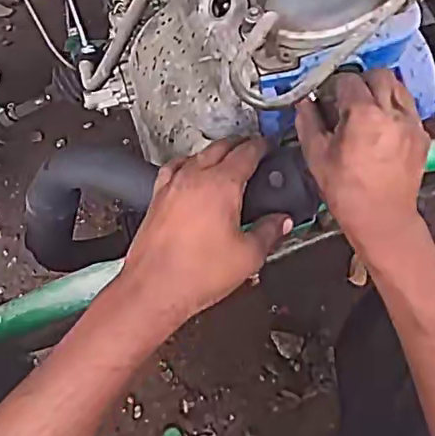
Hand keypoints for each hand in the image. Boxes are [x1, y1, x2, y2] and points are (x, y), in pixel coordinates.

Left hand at [108, 138, 290, 331]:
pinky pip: (174, 169)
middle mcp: (194, 178)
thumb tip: (280, 222)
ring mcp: (172, 186)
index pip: (246, 152)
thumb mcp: (248, 256)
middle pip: (220, 147)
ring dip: (214, 153)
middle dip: (239, 145)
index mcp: (221, 185)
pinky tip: (189, 174)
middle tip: (252, 150)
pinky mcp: (156, 198)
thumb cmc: (194, 275)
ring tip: (225, 160)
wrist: (154, 290)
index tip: (267, 147)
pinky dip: (187, 165)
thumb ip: (269, 232)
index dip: (261, 146)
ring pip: (196, 155)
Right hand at [295, 69, 429, 250]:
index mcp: (364, 115)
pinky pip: (410, 109)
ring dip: (382, 91)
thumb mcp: (316, 156)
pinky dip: (396, 109)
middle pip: (379, 75)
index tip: (327, 97)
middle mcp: (392, 114)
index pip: (348, 80)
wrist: (382, 219)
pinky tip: (383, 125)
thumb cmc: (349, 193)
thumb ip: (308, 122)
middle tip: (348, 97)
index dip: (334, 86)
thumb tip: (304, 104)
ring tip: (367, 108)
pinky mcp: (422, 137)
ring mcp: (411, 124)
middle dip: (361, 81)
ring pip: (399, 87)